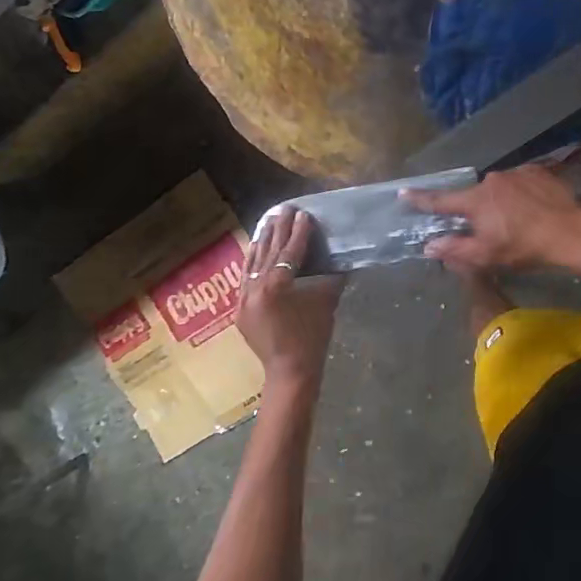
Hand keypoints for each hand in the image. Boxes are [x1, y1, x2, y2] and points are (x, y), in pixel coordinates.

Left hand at [238, 209, 342, 391]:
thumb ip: (331, 277)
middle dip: (279, 230)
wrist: (291, 371)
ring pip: (253, 262)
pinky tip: (256, 247)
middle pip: (269, 253)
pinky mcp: (239, 308)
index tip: (304, 214)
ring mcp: (244, 298)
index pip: (290, 252)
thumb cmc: (313, 337)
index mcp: (277, 286)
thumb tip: (340, 258)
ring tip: (269, 220)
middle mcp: (255, 288)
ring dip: (263, 240)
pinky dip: (252, 261)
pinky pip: (245, 278)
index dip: (299, 233)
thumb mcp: (326, 302)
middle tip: (286, 209)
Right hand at [407, 166, 580, 270]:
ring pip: (500, 187)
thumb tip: (429, 245)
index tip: (403, 192)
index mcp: (475, 200)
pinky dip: (522, 193)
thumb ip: (455, 249)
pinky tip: (534, 208)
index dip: (420, 199)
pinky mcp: (537, 171)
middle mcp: (491, 180)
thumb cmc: (524, 247)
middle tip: (494, 228)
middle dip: (479, 210)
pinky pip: (521, 181)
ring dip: (503, 201)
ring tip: (520, 220)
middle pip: (476, 196)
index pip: (441, 200)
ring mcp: (516, 172)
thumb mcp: (486, 255)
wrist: (569, 232)